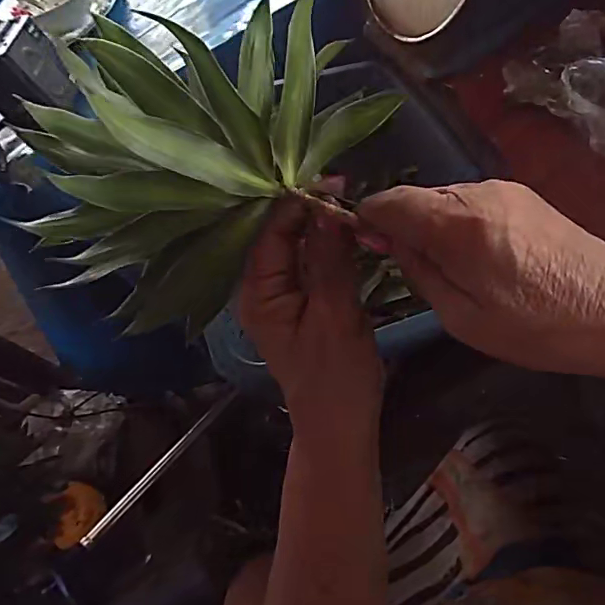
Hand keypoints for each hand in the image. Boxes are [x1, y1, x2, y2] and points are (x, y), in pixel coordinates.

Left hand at [237, 197, 383, 430]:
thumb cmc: (336, 376)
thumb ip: (329, 258)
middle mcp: (258, 288)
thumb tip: (329, 207)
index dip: (300, 202)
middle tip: (346, 185)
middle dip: (308, 208)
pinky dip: (323, 243)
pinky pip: (305, 261)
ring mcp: (276, 294)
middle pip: (277, 234)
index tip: (335, 179)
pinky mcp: (296, 300)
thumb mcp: (336, 313)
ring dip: (317, 223)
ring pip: (292, 245)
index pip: (270, 231)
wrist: (340, 425)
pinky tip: (344, 229)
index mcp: (257, 291)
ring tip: (348, 199)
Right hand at [357, 181, 604, 377]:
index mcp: (456, 222)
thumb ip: (419, 271)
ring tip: (454, 272)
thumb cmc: (539, 326)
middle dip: (401, 226)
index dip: (367, 221)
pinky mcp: (523, 196)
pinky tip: (481, 259)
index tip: (365, 247)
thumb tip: (391, 241)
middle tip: (412, 270)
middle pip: (415, 198)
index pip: (387, 201)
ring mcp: (504, 189)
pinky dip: (458, 225)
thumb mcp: (463, 317)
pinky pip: (470, 204)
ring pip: (443, 200)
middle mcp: (476, 192)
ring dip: (431, 226)